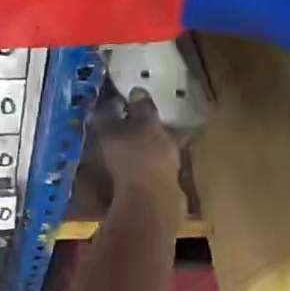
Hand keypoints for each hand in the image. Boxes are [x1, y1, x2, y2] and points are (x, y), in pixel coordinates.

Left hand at [95, 89, 183, 208]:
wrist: (155, 202)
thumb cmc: (147, 157)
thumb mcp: (147, 125)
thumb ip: (142, 107)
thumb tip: (135, 90)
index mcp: (108, 133)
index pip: (106, 110)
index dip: (117, 98)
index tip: (131, 88)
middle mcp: (115, 147)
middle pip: (124, 126)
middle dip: (137, 114)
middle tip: (154, 99)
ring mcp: (131, 163)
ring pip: (141, 139)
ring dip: (153, 129)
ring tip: (172, 114)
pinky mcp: (148, 175)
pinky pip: (156, 153)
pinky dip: (166, 144)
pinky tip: (183, 135)